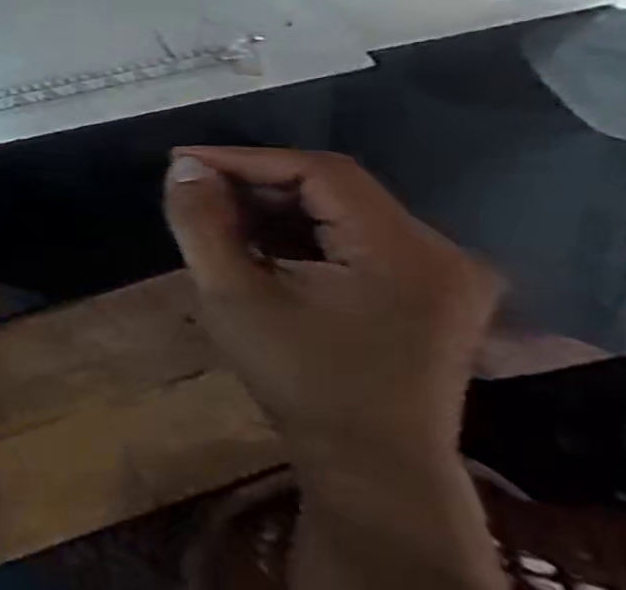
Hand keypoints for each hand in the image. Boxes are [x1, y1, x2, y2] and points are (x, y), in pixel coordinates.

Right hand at [162, 147, 499, 462]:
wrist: (372, 467)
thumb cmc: (301, 381)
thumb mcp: (232, 296)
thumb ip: (202, 223)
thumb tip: (183, 167)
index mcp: (404, 251)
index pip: (320, 172)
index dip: (245, 158)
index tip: (184, 161)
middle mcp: (439, 251)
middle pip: (335, 188)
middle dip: (257, 183)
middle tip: (195, 188)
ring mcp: (442, 273)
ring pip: (343, 211)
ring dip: (276, 207)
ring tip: (217, 214)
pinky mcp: (432, 291)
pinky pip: (357, 237)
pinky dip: (302, 232)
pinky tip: (258, 243)